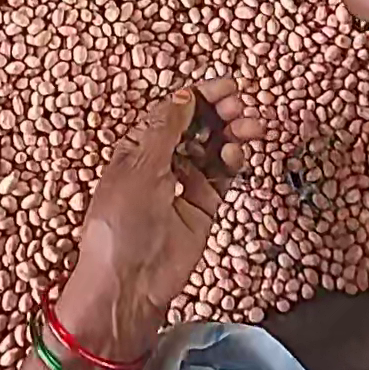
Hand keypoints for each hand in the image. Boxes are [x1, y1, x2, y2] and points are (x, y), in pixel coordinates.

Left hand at [59, 80, 261, 357]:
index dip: (199, 95)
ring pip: (214, 147)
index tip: (226, 87)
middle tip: (237, 106)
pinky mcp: (204, 205)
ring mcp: (185, 183)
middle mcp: (164, 160)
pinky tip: (234, 154)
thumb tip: (184, 96)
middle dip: (219, 111)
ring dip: (231, 133)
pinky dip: (231, 161)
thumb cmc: (121, 222)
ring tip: (247, 127)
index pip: (174, 110)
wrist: (130, 282)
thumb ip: (165, 129)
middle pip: (198, 125)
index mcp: (140, 146)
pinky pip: (222, 174)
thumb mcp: (140, 166)